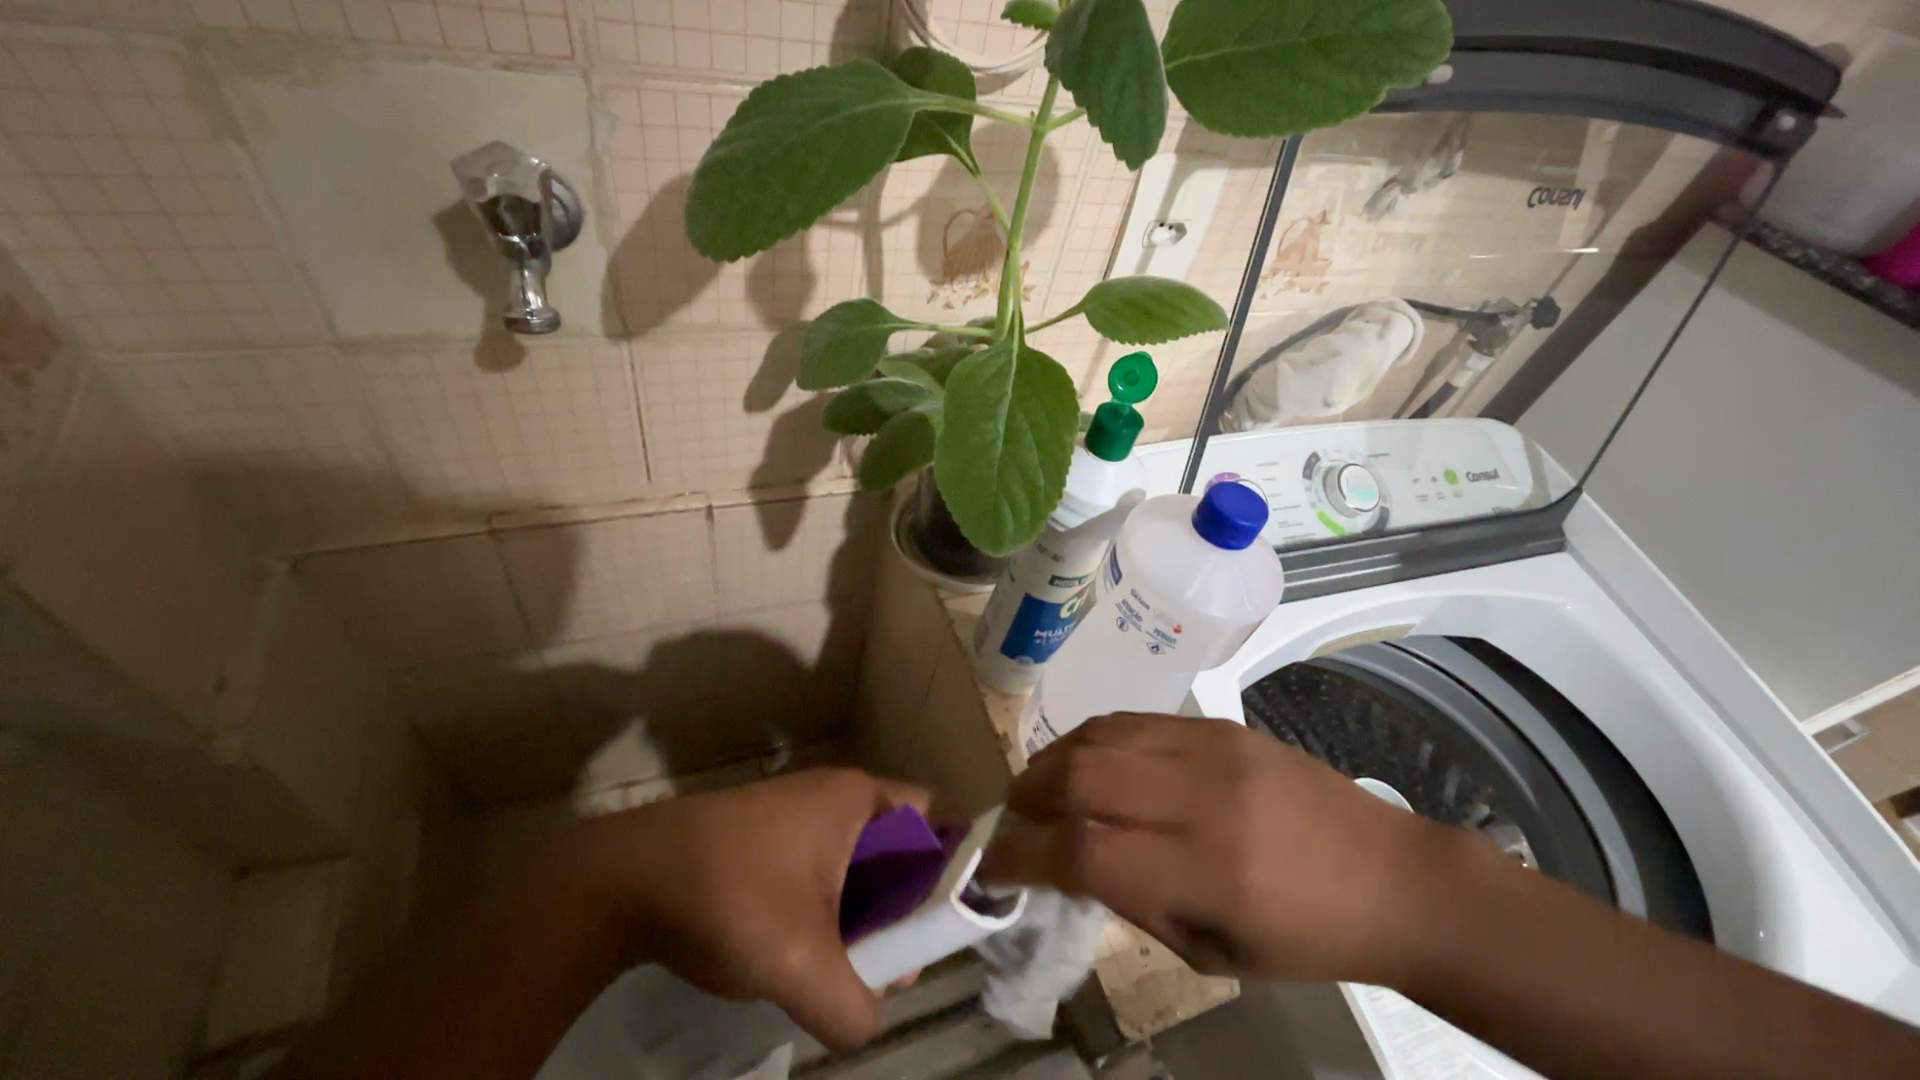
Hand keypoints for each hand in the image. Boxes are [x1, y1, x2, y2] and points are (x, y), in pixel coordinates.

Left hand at [550, 768, 928, 1049]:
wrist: (620, 880)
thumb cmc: (729, 899)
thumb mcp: (800, 965)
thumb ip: (852, 1008)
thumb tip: (867, 1028)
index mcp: (857, 800)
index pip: (937, 815)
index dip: (956, 864)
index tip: (953, 920)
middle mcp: (832, 795)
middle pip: (899, 845)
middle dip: (908, 906)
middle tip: (901, 963)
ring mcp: (793, 813)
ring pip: (855, 862)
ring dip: (864, 914)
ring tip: (853, 970)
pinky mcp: (761, 836)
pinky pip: (818, 868)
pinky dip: (827, 909)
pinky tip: (805, 954)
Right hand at [980, 713, 1455, 985]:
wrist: (1392, 878)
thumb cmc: (1303, 938)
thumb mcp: (1209, 954)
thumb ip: (1130, 903)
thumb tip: (1065, 863)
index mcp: (1204, 875)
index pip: (1080, 852)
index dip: (1022, 857)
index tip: (994, 866)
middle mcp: (1202, 801)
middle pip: (1078, 777)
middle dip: (1027, 796)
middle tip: (1015, 818)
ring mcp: (1212, 751)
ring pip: (1099, 735)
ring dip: (1052, 760)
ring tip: (1041, 785)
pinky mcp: (1221, 726)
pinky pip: (1133, 719)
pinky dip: (1092, 739)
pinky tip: (1086, 760)